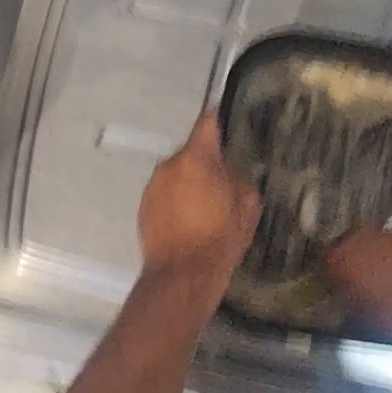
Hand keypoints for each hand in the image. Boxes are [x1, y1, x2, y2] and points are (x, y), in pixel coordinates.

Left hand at [138, 113, 260, 289]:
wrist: (183, 274)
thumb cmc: (220, 237)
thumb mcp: (248, 203)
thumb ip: (237, 177)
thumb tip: (227, 170)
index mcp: (196, 158)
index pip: (207, 123)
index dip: (219, 118)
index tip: (227, 117)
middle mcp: (169, 165)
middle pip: (192, 153)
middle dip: (206, 164)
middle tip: (223, 183)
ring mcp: (153, 187)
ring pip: (177, 175)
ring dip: (190, 184)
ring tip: (206, 209)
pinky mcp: (143, 208)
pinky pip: (165, 195)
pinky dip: (177, 202)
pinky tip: (190, 222)